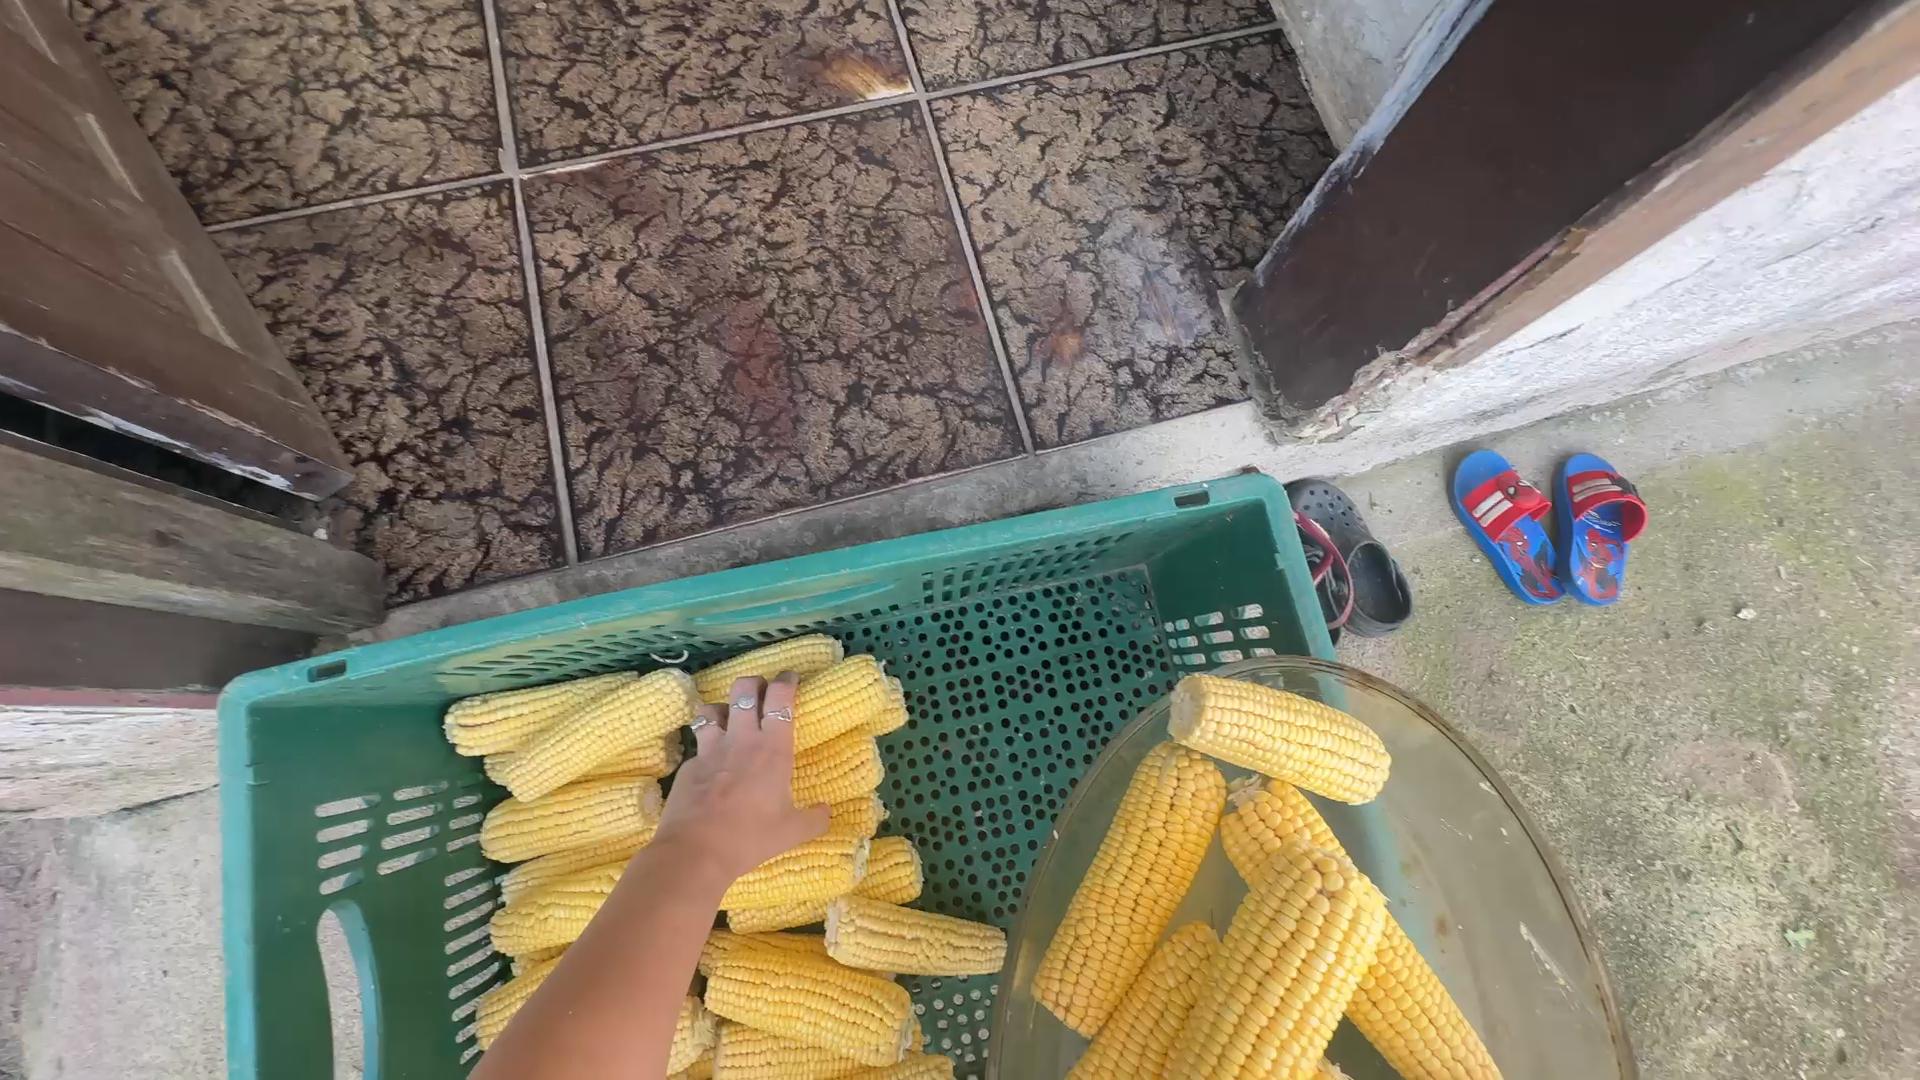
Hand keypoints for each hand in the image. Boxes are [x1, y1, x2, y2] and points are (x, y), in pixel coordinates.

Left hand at [652, 672, 830, 885]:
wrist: (695, 852)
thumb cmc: (750, 837)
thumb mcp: (792, 832)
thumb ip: (814, 819)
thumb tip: (827, 812)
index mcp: (772, 747)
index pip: (780, 697)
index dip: (786, 681)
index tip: (790, 678)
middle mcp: (741, 739)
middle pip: (744, 689)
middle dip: (754, 684)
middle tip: (762, 693)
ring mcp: (710, 749)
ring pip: (712, 708)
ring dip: (723, 709)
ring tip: (729, 720)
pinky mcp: (688, 766)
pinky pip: (698, 746)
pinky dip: (706, 747)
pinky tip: (710, 765)